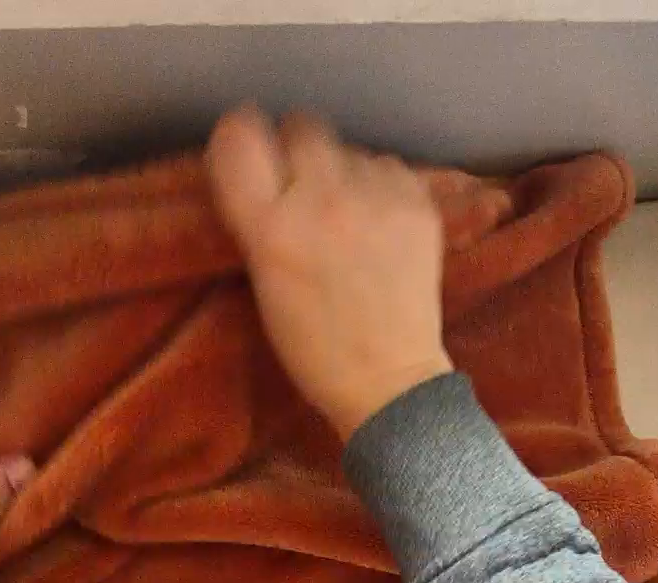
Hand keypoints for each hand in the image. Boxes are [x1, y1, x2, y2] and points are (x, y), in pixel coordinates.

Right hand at [207, 105, 453, 440]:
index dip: (243, 139)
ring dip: (343, 174)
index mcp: (273, 230)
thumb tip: (268, 168)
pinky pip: (388, 168)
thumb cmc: (315, 349)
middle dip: (298, 152)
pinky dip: (380, 188)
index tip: (251, 153)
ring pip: (349, 150)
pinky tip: (380, 226)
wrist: (389, 381)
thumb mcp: (266, 287)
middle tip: (305, 188)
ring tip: (350, 219)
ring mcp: (376, 200)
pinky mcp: (418, 206)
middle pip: (302, 127)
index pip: (239, 137)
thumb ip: (260, 221)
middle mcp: (323, 201)